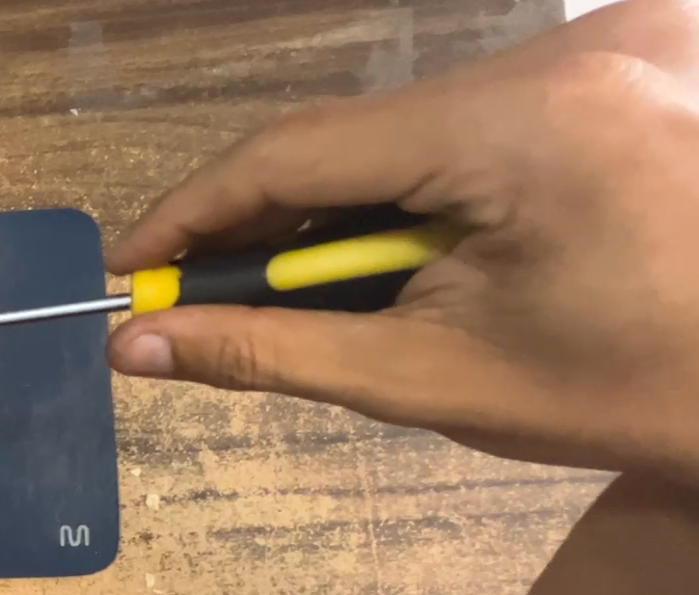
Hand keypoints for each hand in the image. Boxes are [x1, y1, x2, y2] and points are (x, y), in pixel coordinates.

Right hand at [106, 0, 698, 485]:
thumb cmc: (622, 391)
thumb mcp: (413, 378)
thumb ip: (257, 352)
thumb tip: (130, 348)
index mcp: (521, 126)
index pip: (289, 152)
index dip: (183, 214)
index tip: (126, 273)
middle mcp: (561, 54)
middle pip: (332, 138)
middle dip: (242, 225)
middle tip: (188, 297)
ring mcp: (599, 48)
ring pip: (380, 133)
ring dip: (305, 216)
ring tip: (278, 291)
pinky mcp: (610, 65)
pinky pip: (439, 128)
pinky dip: (376, 196)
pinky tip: (364, 256)